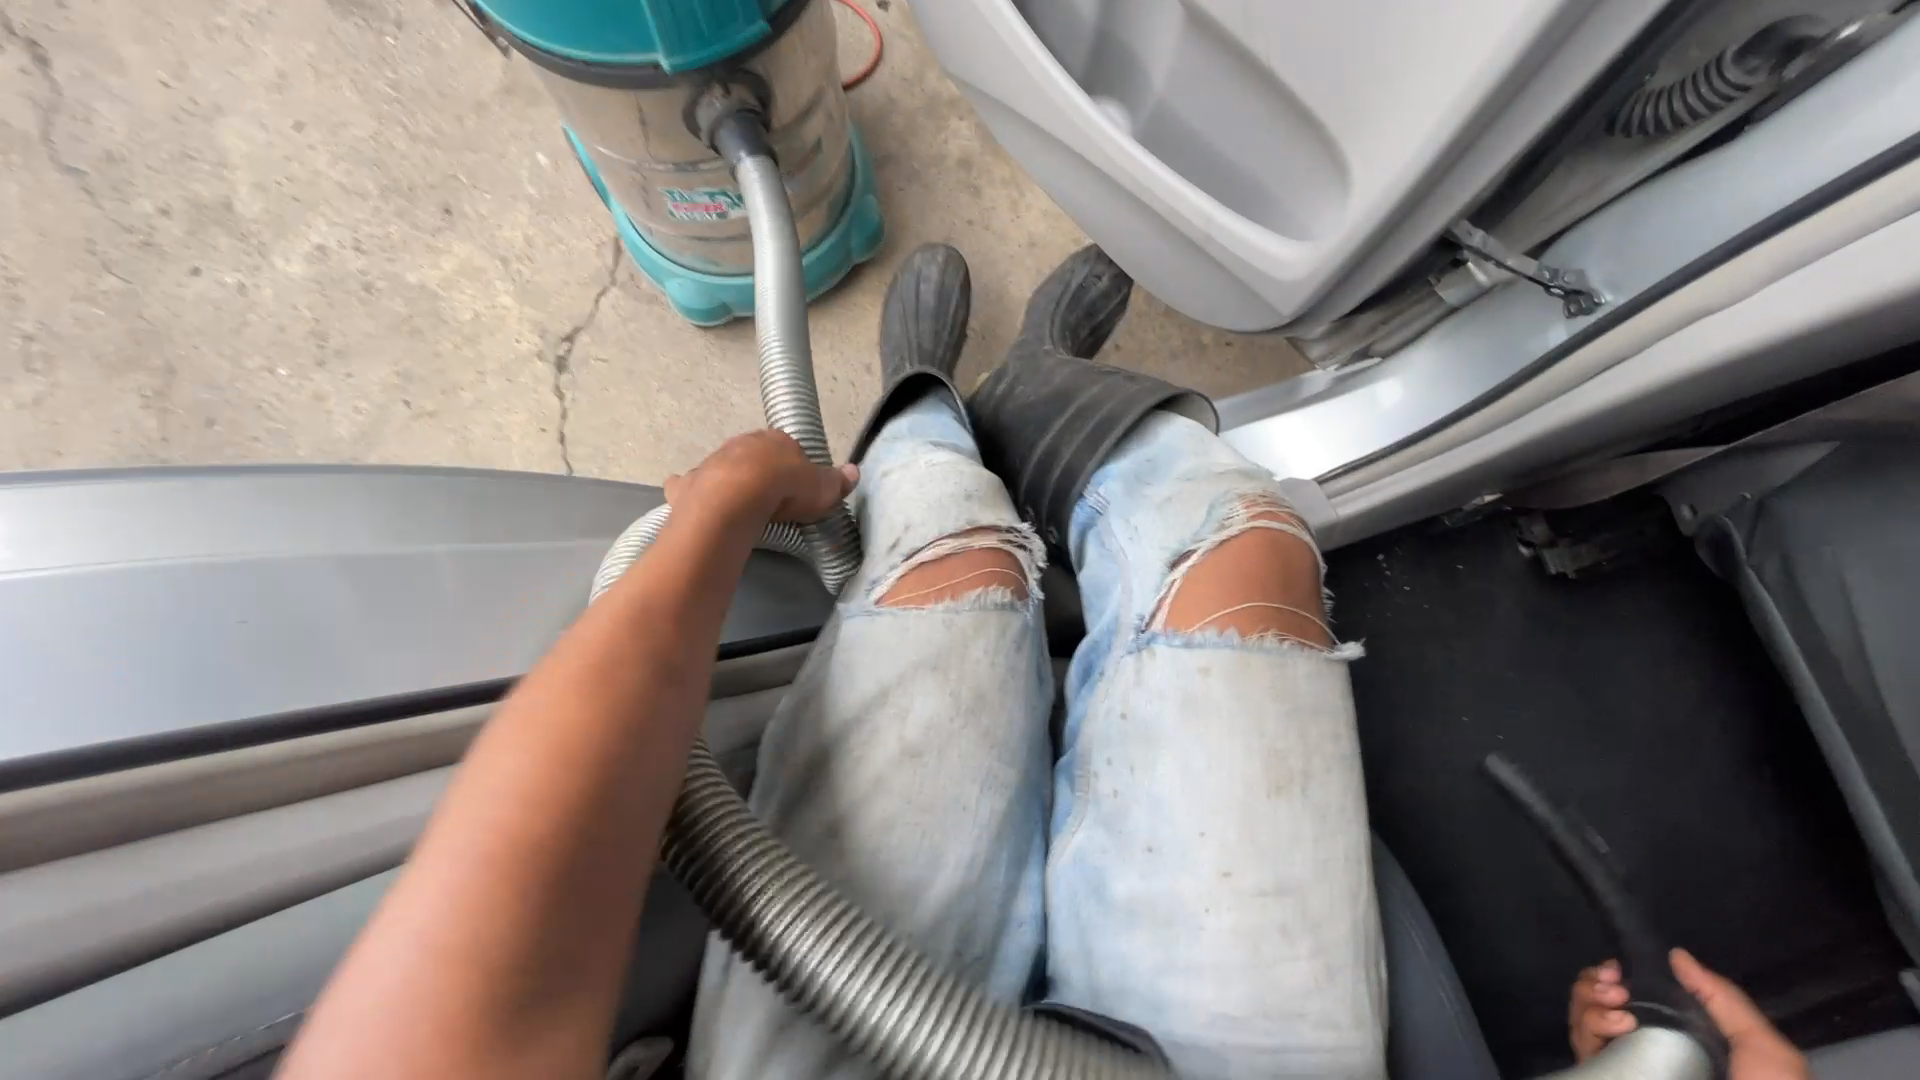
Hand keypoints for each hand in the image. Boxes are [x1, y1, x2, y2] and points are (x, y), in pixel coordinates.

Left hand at [664, 430, 857, 523]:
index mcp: (777, 441)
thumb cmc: (785, 489)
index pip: (789, 448)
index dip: (793, 467)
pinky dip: (690, 489)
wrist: (736, 499)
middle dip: (761, 470)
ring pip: (724, 466)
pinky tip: (693, 500)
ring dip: (731, 480)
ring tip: (741, 506)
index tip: (797, 487)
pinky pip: (688, 483)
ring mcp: (714, 460)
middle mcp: (744, 444)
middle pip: (755, 454)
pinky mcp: (690, 482)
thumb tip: (855, 471)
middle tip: (771, 498)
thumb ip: (837, 481)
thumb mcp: (823, 490)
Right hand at [1568, 950, 1807, 1079]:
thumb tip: (1676, 954)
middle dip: (1595, 982)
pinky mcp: (1605, 1074)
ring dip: (1589, 1000)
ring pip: (1583, 1016)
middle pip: (1598, 999)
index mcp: (1681, 1036)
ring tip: (1614, 1007)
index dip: (1618, 974)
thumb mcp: (1764, 1050)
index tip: (1617, 968)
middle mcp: (1646, 1045)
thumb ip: (1723, 1000)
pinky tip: (1614, 1025)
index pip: (1635, 994)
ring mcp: (1625, 1063)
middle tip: (1612, 985)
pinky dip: (1588, 1024)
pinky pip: (1580, 1042)